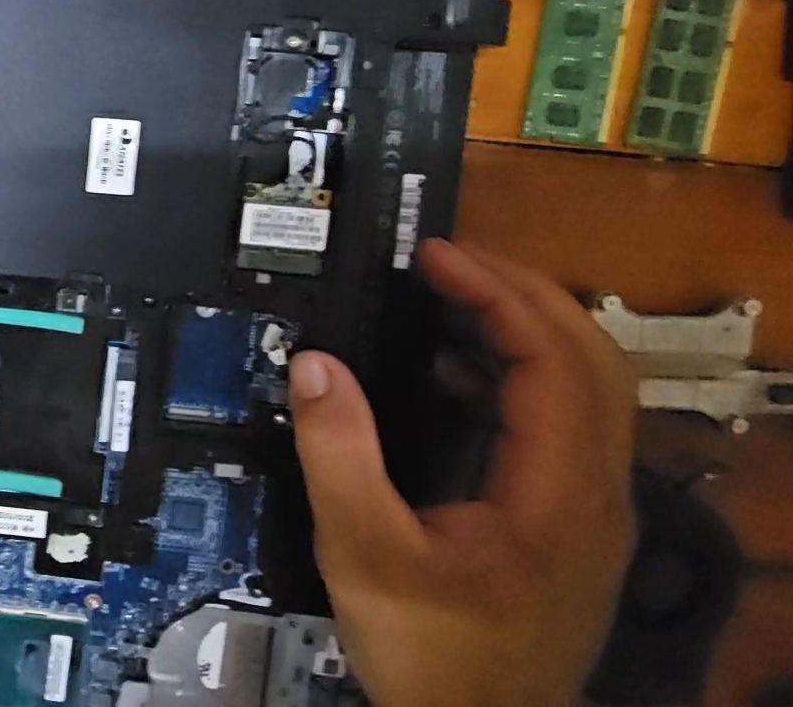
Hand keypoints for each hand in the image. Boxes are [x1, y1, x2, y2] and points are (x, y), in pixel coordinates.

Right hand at [288, 239, 636, 706]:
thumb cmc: (430, 647)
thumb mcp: (363, 549)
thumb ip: (338, 452)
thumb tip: (315, 364)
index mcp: (558, 493)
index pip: (556, 362)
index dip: (499, 296)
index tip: (436, 259)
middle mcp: (592, 489)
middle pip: (590, 360)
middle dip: (519, 292)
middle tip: (442, 260)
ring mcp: (584, 501)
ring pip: (580, 385)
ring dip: (516, 326)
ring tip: (441, 299)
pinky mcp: (561, 511)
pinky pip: (551, 416)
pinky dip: (504, 370)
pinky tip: (445, 371)